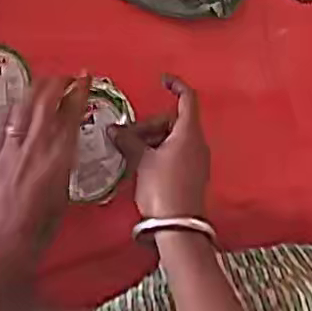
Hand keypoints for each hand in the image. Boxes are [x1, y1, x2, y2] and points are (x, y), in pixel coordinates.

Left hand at [0, 74, 88, 258]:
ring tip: (45, 82)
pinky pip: (4, 120)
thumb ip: (65, 161)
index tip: (85, 79)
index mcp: (58, 158)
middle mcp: (34, 147)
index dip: (80, 90)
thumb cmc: (36, 233)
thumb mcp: (63, 193)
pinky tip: (20, 104)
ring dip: (38, 88)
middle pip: (47, 99)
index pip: (71, 111)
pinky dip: (15, 108)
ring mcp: (10, 148)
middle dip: (59, 81)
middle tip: (67, 77)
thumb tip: (67, 140)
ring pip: (25, 104)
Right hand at [110, 76, 211, 218]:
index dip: (176, 85)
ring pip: (173, 138)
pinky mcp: (193, 175)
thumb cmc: (163, 187)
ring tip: (132, 152)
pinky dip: (160, 151)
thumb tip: (114, 130)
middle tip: (128, 137)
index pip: (188, 98)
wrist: (180, 230)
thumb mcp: (143, 161)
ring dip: (152, 139)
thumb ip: (129, 141)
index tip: (161, 80)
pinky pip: (176, 152)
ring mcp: (197, 160)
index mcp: (189, 132)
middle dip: (150, 124)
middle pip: (174, 120)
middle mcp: (197, 142)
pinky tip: (143, 164)